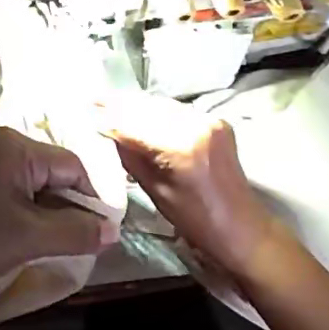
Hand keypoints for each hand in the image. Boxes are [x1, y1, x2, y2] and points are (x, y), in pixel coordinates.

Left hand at [0, 128, 117, 321]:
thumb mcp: (28, 239)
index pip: (72, 165)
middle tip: (79, 247)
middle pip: (50, 171)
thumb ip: (75, 230)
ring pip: (28, 184)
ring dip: (44, 214)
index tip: (101, 238)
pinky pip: (6, 192)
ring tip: (52, 249)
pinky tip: (20, 242)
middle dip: (68, 207)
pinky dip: (20, 214)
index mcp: (13, 146)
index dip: (91, 200)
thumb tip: (112, 229)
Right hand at [109, 112, 284, 276]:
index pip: (133, 125)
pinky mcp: (214, 120)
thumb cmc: (196, 220)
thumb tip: (104, 132)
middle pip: (146, 108)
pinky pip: (174, 109)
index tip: (85, 111)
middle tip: (92, 100)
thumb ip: (129, 156)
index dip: (107, 118)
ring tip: (109, 103)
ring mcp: (208, 119)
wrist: (244, 228)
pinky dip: (154, 110)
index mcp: (181, 147)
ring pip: (159, 104)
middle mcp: (196, 125)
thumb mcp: (154, 190)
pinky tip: (137, 111)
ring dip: (135, 104)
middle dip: (118, 105)